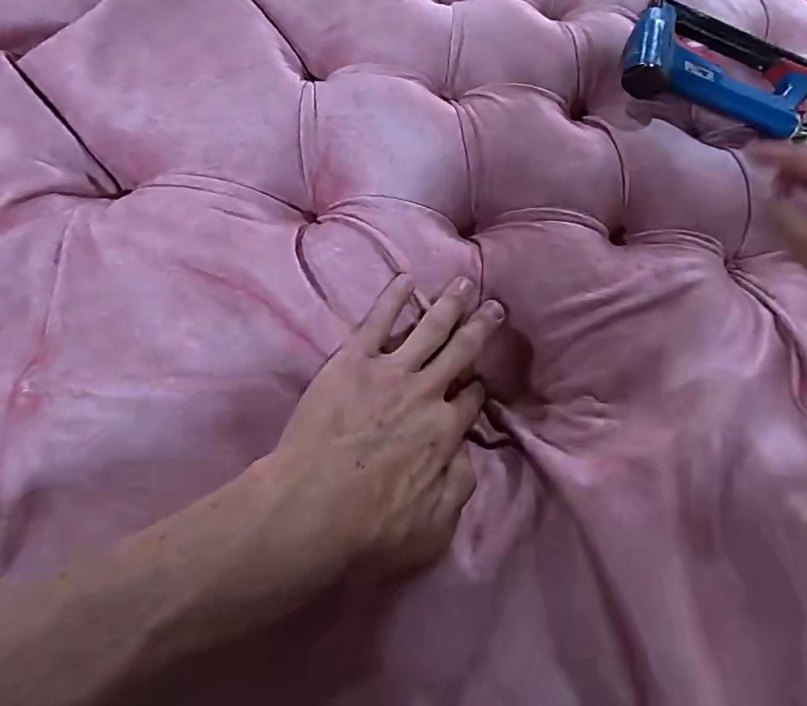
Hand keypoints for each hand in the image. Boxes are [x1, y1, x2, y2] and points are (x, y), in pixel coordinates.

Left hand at [266, 274, 499, 572]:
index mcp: (445, 431)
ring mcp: (391, 371)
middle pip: (462, 351)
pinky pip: (379, 321)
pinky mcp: (354, 360)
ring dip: (449, 303)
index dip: (478, 389)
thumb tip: (466, 455)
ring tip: (464, 282)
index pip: (471, 400)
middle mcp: (426, 392)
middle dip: (481, 327)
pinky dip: (394, 298)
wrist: (310, 509)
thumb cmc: (370, 528)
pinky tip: (406, 279)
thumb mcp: (435, 527)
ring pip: (430, 328)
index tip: (479, 382)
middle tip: (496, 306)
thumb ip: (459, 488)